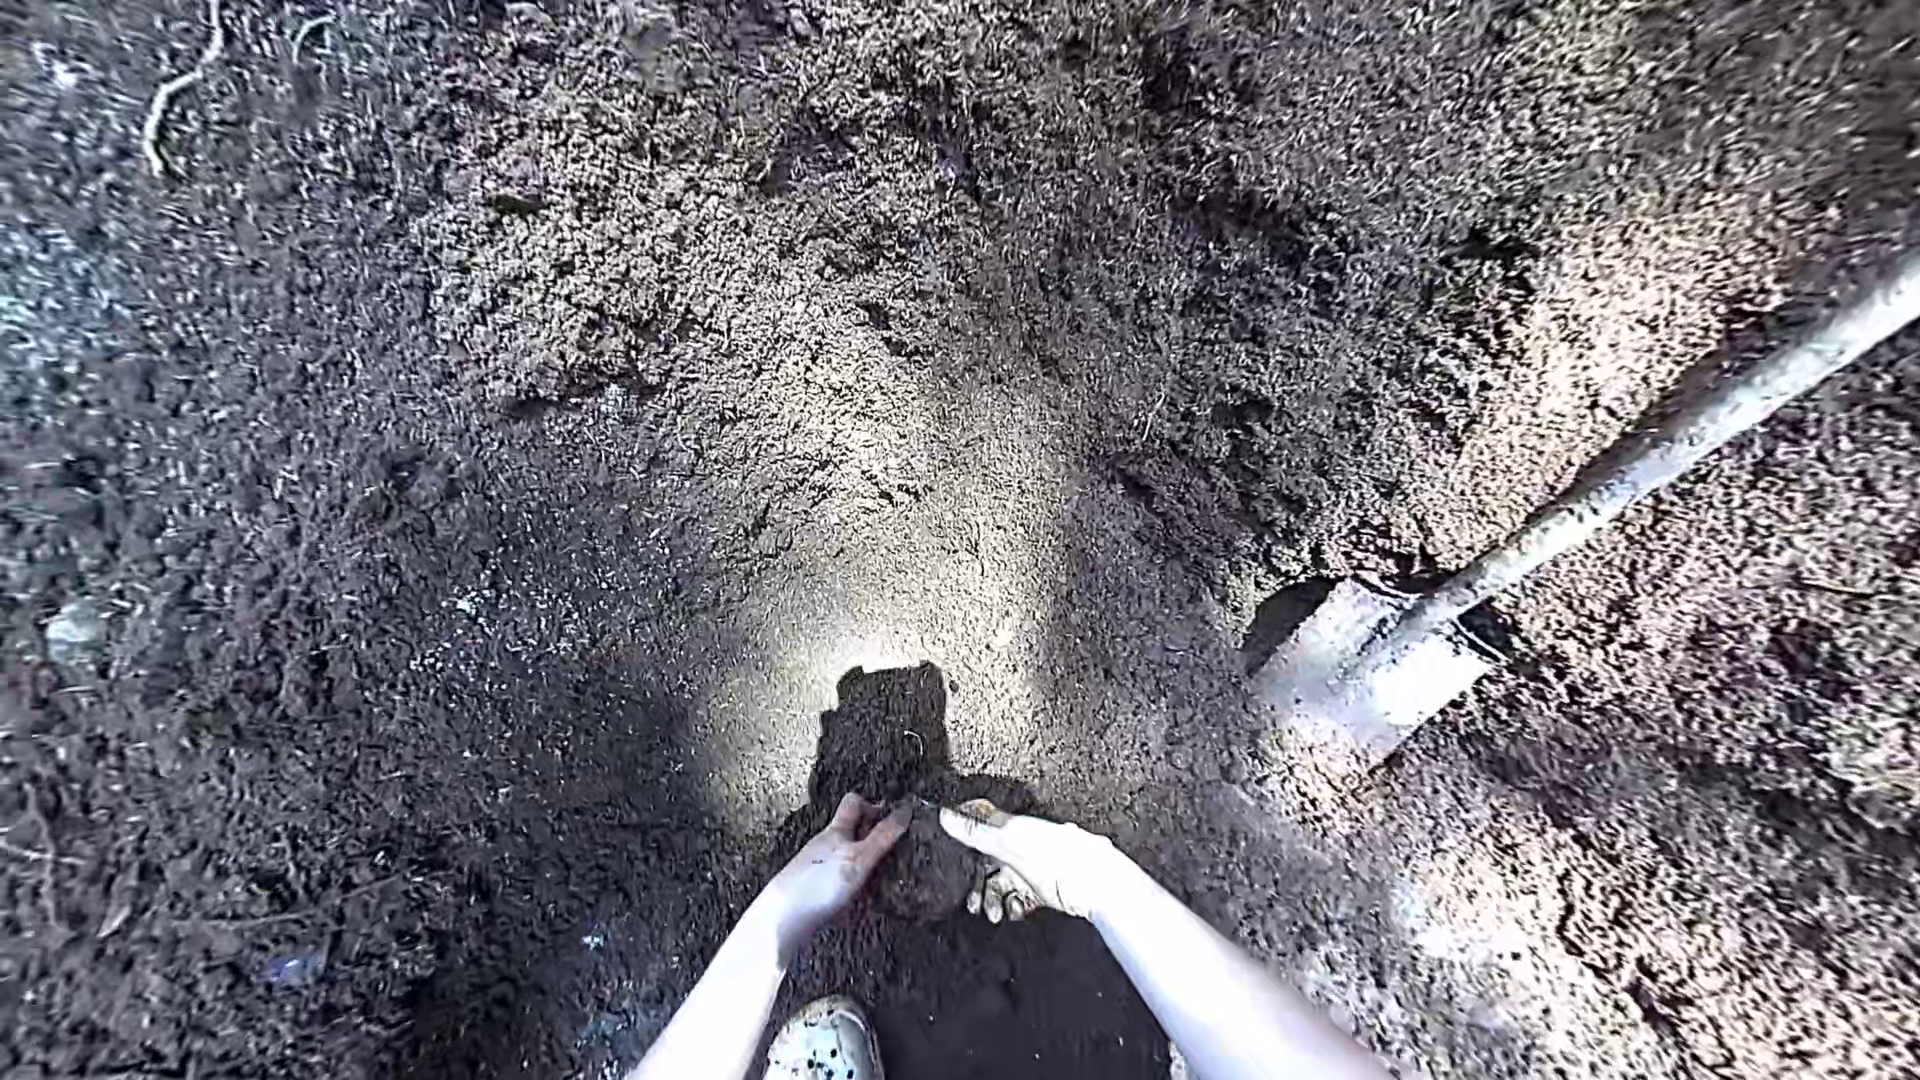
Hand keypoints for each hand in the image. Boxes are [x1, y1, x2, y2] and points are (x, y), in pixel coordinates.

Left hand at [757, 794, 909, 953]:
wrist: (780, 921)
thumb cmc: (818, 885)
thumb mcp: (859, 858)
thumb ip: (882, 836)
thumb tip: (906, 811)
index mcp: (836, 830)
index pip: (854, 802)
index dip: (872, 804)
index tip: (892, 816)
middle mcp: (826, 844)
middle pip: (851, 829)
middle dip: (871, 834)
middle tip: (893, 847)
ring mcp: (818, 866)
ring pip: (845, 854)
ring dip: (863, 859)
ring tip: (884, 875)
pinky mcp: (814, 889)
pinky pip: (838, 876)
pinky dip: (852, 881)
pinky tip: (861, 896)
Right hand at [938, 799, 1129, 921]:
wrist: (1094, 881)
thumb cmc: (1055, 852)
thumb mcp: (1007, 841)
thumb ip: (975, 831)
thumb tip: (945, 815)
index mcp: (1009, 828)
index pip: (977, 830)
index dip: (963, 844)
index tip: (951, 860)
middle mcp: (1017, 847)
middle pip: (986, 864)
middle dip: (975, 883)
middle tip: (971, 901)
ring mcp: (1028, 869)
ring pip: (999, 885)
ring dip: (992, 900)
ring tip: (993, 913)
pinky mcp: (1039, 891)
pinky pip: (1016, 900)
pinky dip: (1011, 907)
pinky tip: (1013, 911)